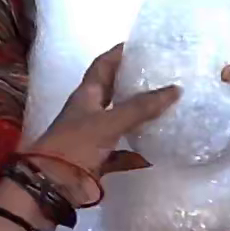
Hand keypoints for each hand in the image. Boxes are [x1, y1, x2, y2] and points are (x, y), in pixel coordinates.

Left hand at [26, 44, 180, 198]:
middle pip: (113, 92)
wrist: (54, 185)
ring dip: (138, 118)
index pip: (103, 65)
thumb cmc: (76, 145)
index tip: (140, 45)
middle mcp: (89, 112)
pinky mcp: (97, 161)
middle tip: (160, 76)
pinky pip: (121, 154)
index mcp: (86, 95)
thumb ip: (141, 107)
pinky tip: (155, 153)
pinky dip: (137, 154)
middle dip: (133, 83)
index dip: (118, 53)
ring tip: (165, 109)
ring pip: (119, 123)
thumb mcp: (110, 122)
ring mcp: (93, 137)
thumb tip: (175, 89)